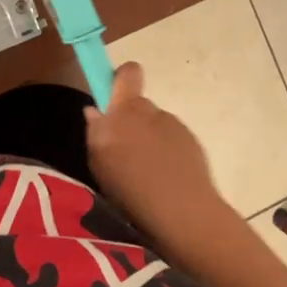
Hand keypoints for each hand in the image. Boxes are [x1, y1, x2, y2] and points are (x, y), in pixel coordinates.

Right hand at [85, 63, 226, 238]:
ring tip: (147, 170)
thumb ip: (96, 132)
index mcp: (123, 111)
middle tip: (126, 148)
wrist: (182, 211)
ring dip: (150, 138)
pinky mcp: (192, 141)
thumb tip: (95, 111)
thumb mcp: (99, 164)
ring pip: (155, 124)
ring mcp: (173, 125)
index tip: (114, 95)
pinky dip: (168, 152)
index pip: (127, 74)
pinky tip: (165, 177)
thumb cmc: (131, 190)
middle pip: (138, 104)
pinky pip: (172, 140)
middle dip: (131, 119)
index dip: (122, 78)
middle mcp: (149, 112)